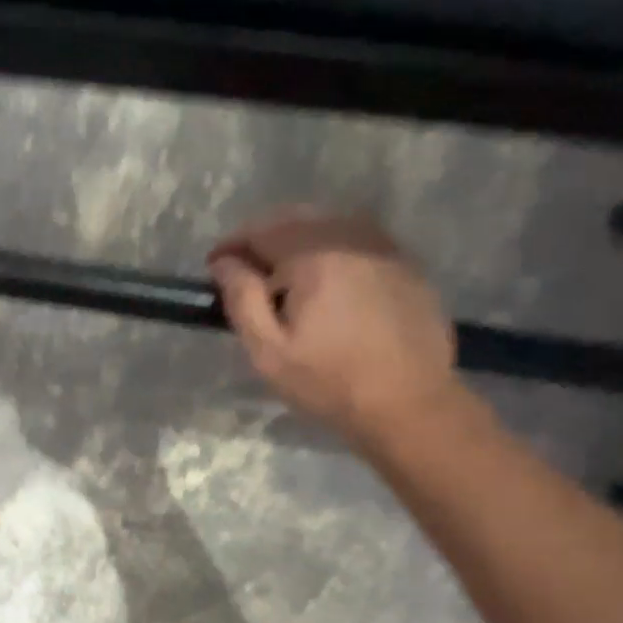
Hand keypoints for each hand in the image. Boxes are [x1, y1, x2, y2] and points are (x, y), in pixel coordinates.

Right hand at [207, 208, 462, 442]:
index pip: (262, 230)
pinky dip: (330, 249)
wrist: (409, 403)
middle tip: (243, 271)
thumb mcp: (268, 350)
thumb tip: (224, 261)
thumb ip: (241, 298)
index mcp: (315, 256)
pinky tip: (323, 282)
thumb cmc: (327, 382)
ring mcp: (386, 248)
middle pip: (297, 218)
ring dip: (298, 241)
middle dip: (264, 238)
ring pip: (330, 224)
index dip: (232, 245)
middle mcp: (353, 238)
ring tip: (280, 276)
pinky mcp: (406, 265)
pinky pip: (358, 240)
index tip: (214, 267)